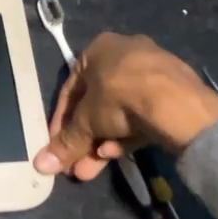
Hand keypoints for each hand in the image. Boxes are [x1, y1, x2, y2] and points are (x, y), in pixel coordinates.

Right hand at [34, 33, 217, 179]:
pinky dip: (127, 135)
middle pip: (96, 105)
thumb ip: (64, 143)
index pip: (70, 90)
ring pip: (119, 113)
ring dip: (102, 142)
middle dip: (84, 140)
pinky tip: (118, 153)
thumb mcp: (85, 122)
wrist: (177, 103)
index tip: (56, 148)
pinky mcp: (173, 92)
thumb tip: (40, 165)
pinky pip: (141, 115)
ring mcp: (152, 73)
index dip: (60, 123)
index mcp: (99, 49)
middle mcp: (125, 55)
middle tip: (76, 167)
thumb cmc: (119, 98)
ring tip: (93, 169)